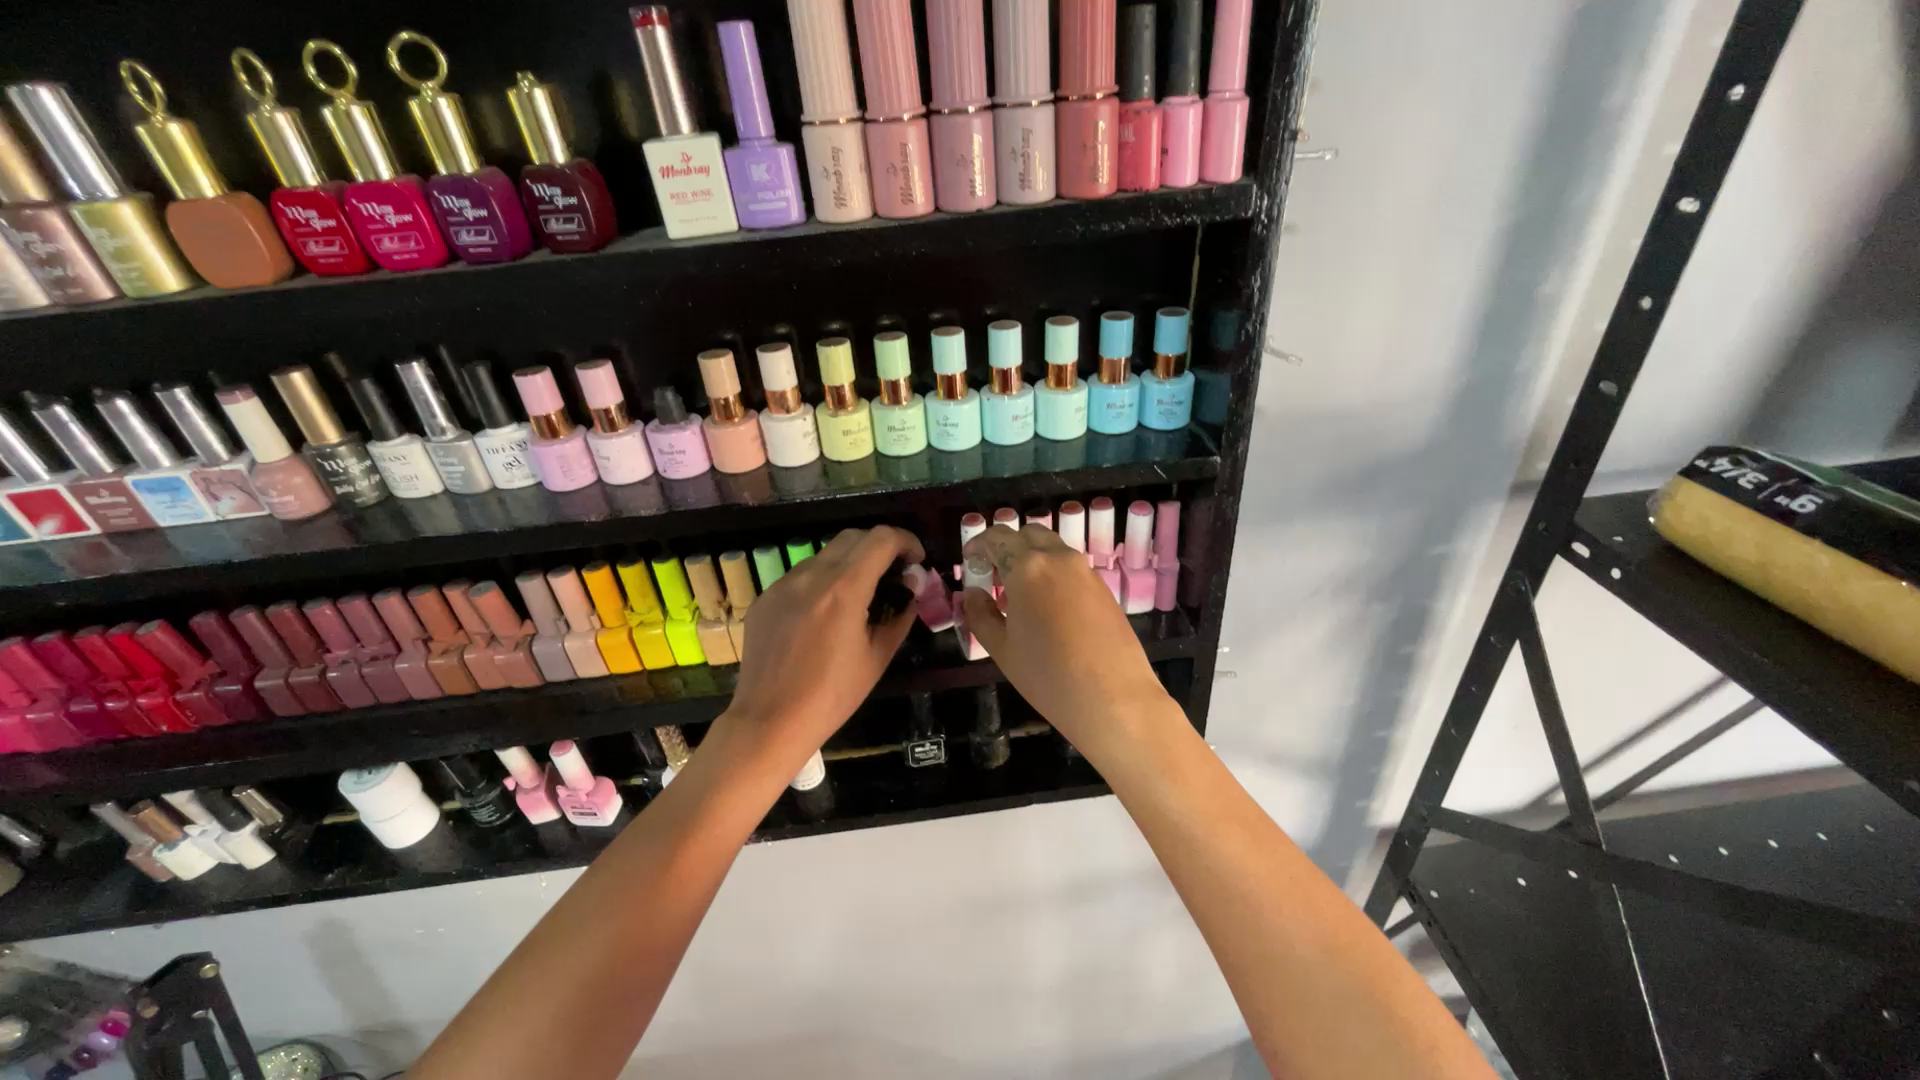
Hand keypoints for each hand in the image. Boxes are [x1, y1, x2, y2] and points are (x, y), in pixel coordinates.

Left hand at [720, 526, 925, 771]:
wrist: (770, 721)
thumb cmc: (832, 696)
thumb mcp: (877, 658)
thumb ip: (899, 616)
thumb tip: (910, 590)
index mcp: (844, 589)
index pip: (881, 539)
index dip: (906, 541)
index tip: (916, 560)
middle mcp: (811, 576)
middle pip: (853, 537)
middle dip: (880, 547)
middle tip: (894, 573)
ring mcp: (783, 584)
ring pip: (825, 555)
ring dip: (850, 563)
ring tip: (861, 595)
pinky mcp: (765, 599)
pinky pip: (801, 577)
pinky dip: (822, 582)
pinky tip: (825, 616)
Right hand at [959, 525, 1175, 765]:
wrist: (1114, 698)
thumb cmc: (1048, 676)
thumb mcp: (1002, 649)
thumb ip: (981, 614)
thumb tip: (973, 594)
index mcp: (1027, 567)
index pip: (997, 538)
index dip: (978, 546)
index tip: (970, 564)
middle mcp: (1059, 558)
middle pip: (1027, 535)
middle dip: (1007, 548)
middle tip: (994, 579)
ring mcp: (1086, 571)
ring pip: (1052, 549)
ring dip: (1031, 560)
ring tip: (1020, 598)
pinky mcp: (1104, 588)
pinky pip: (1070, 568)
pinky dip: (1053, 575)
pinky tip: (1048, 611)